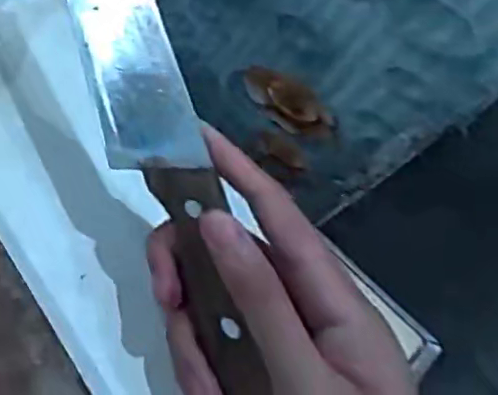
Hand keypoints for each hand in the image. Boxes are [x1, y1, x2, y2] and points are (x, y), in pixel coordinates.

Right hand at [147, 126, 415, 394]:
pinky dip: (195, 364)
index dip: (234, 164)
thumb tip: (213, 216)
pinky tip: (210, 394)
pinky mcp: (252, 362)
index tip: (191, 129)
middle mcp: (299, 307)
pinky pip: (203, 337)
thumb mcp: (306, 381)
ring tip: (203, 387)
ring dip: (188, 336)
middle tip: (164, 299)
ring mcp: (273, 335)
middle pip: (220, 249)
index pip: (276, 211)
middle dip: (182, 267)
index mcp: (333, 302)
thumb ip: (260, 300)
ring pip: (203, 296)